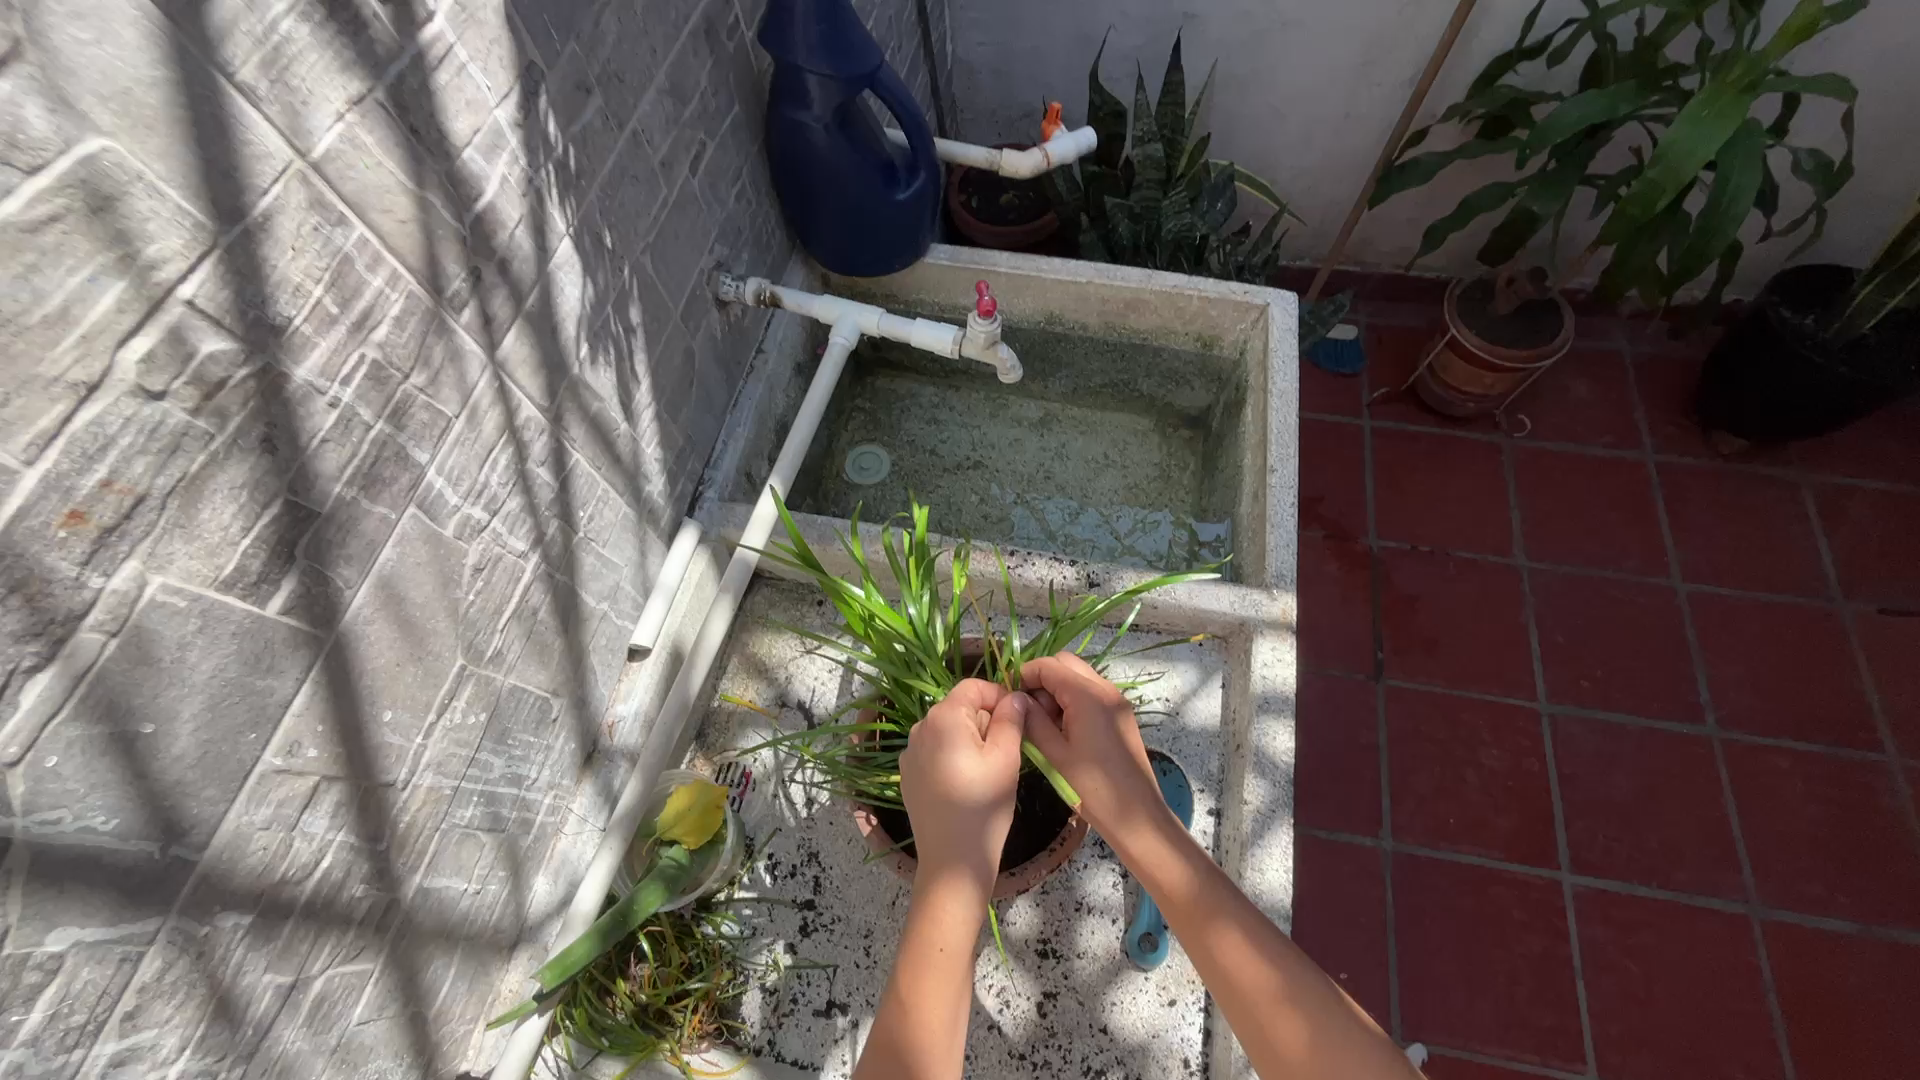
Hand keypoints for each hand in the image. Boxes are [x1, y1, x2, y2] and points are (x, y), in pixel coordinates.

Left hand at [900, 678, 1027, 896]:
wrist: (953, 861)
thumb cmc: (984, 806)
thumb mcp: (1006, 758)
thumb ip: (1011, 719)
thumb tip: (1015, 696)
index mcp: (943, 717)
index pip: (974, 686)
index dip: (1000, 696)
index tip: (1019, 721)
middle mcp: (920, 727)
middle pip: (961, 708)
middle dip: (986, 721)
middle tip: (1007, 752)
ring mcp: (910, 752)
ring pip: (950, 731)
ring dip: (972, 740)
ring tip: (989, 772)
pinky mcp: (909, 774)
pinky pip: (937, 751)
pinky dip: (955, 758)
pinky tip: (967, 785)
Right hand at [1019, 652, 1169, 848]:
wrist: (1137, 815)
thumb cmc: (1092, 787)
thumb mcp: (1054, 754)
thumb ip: (1033, 720)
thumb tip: (1017, 700)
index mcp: (1088, 695)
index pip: (1049, 665)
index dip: (1024, 675)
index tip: (1009, 696)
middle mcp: (1105, 689)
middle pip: (1066, 664)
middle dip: (1042, 679)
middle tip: (1028, 709)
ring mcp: (1116, 700)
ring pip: (1079, 677)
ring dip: (1057, 690)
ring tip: (1044, 723)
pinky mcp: (1121, 714)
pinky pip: (1091, 693)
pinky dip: (1073, 700)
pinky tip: (1064, 729)